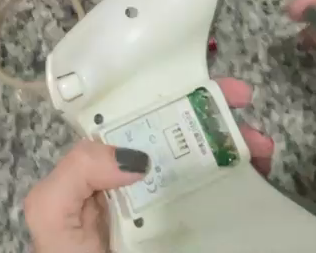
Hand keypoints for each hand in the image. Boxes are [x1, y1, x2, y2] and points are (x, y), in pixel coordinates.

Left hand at [24, 77, 271, 252]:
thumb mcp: (52, 212)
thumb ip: (77, 169)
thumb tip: (137, 153)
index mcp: (104, 163)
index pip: (137, 114)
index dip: (168, 91)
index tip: (204, 82)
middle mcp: (137, 178)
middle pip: (179, 131)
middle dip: (213, 113)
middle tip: (245, 104)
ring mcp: (167, 206)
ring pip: (205, 161)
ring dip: (235, 143)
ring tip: (263, 144)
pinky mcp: (192, 232)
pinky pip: (222, 202)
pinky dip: (245, 183)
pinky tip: (262, 174)